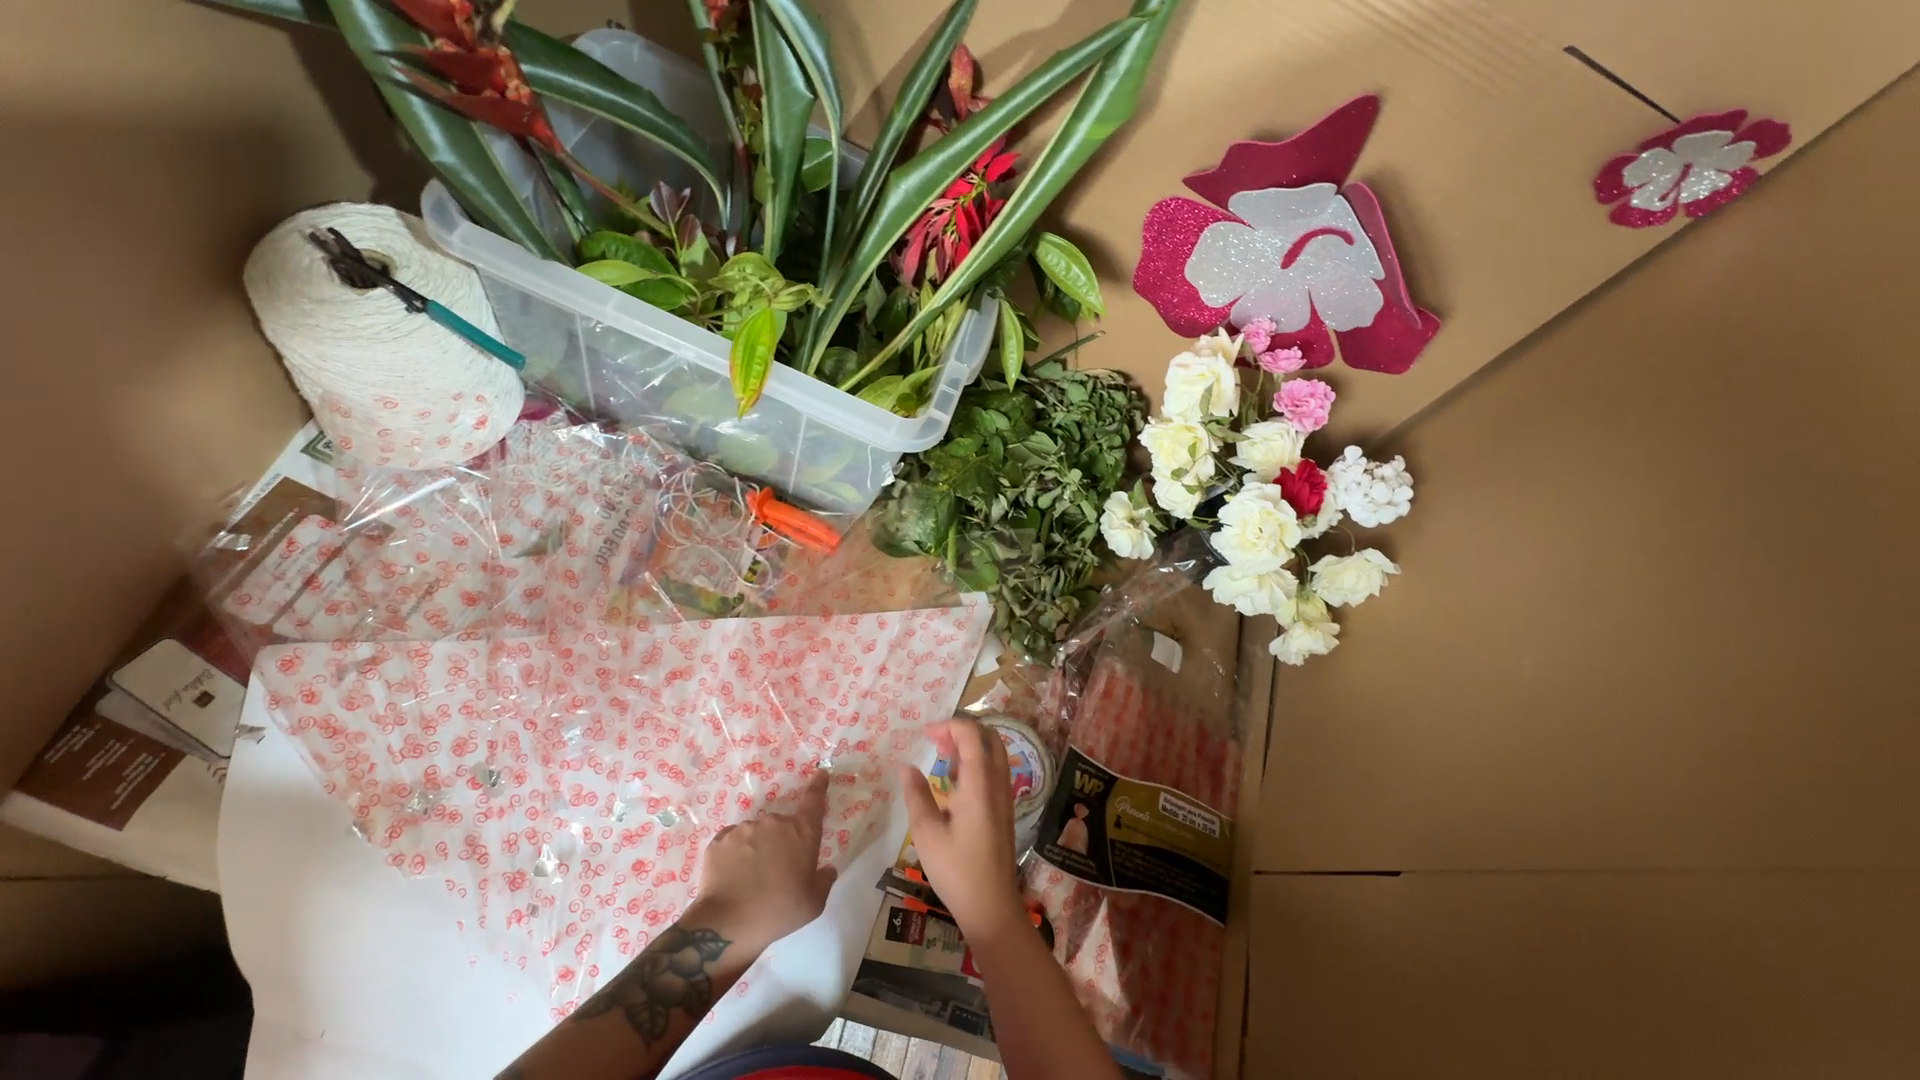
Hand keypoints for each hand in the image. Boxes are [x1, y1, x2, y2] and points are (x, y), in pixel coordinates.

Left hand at [683, 770, 837, 953]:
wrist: (728, 924)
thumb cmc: (779, 912)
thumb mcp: (814, 903)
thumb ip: (824, 880)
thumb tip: (826, 869)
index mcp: (802, 833)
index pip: (814, 800)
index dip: (818, 786)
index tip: (821, 773)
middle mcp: (774, 823)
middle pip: (783, 826)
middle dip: (783, 842)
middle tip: (778, 872)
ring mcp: (744, 829)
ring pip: (756, 834)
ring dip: (758, 848)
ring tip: (752, 879)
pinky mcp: (719, 840)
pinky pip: (734, 842)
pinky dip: (736, 855)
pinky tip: (734, 877)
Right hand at [899, 719, 1027, 944]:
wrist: (991, 905)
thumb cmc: (956, 869)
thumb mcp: (926, 832)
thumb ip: (916, 794)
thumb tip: (906, 766)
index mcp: (980, 783)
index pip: (972, 734)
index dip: (949, 725)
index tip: (925, 735)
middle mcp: (998, 783)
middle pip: (990, 737)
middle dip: (962, 731)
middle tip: (935, 742)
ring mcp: (1005, 797)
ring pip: (995, 754)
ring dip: (971, 747)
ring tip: (942, 760)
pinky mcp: (1005, 810)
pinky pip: (996, 771)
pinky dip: (977, 764)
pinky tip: (955, 784)